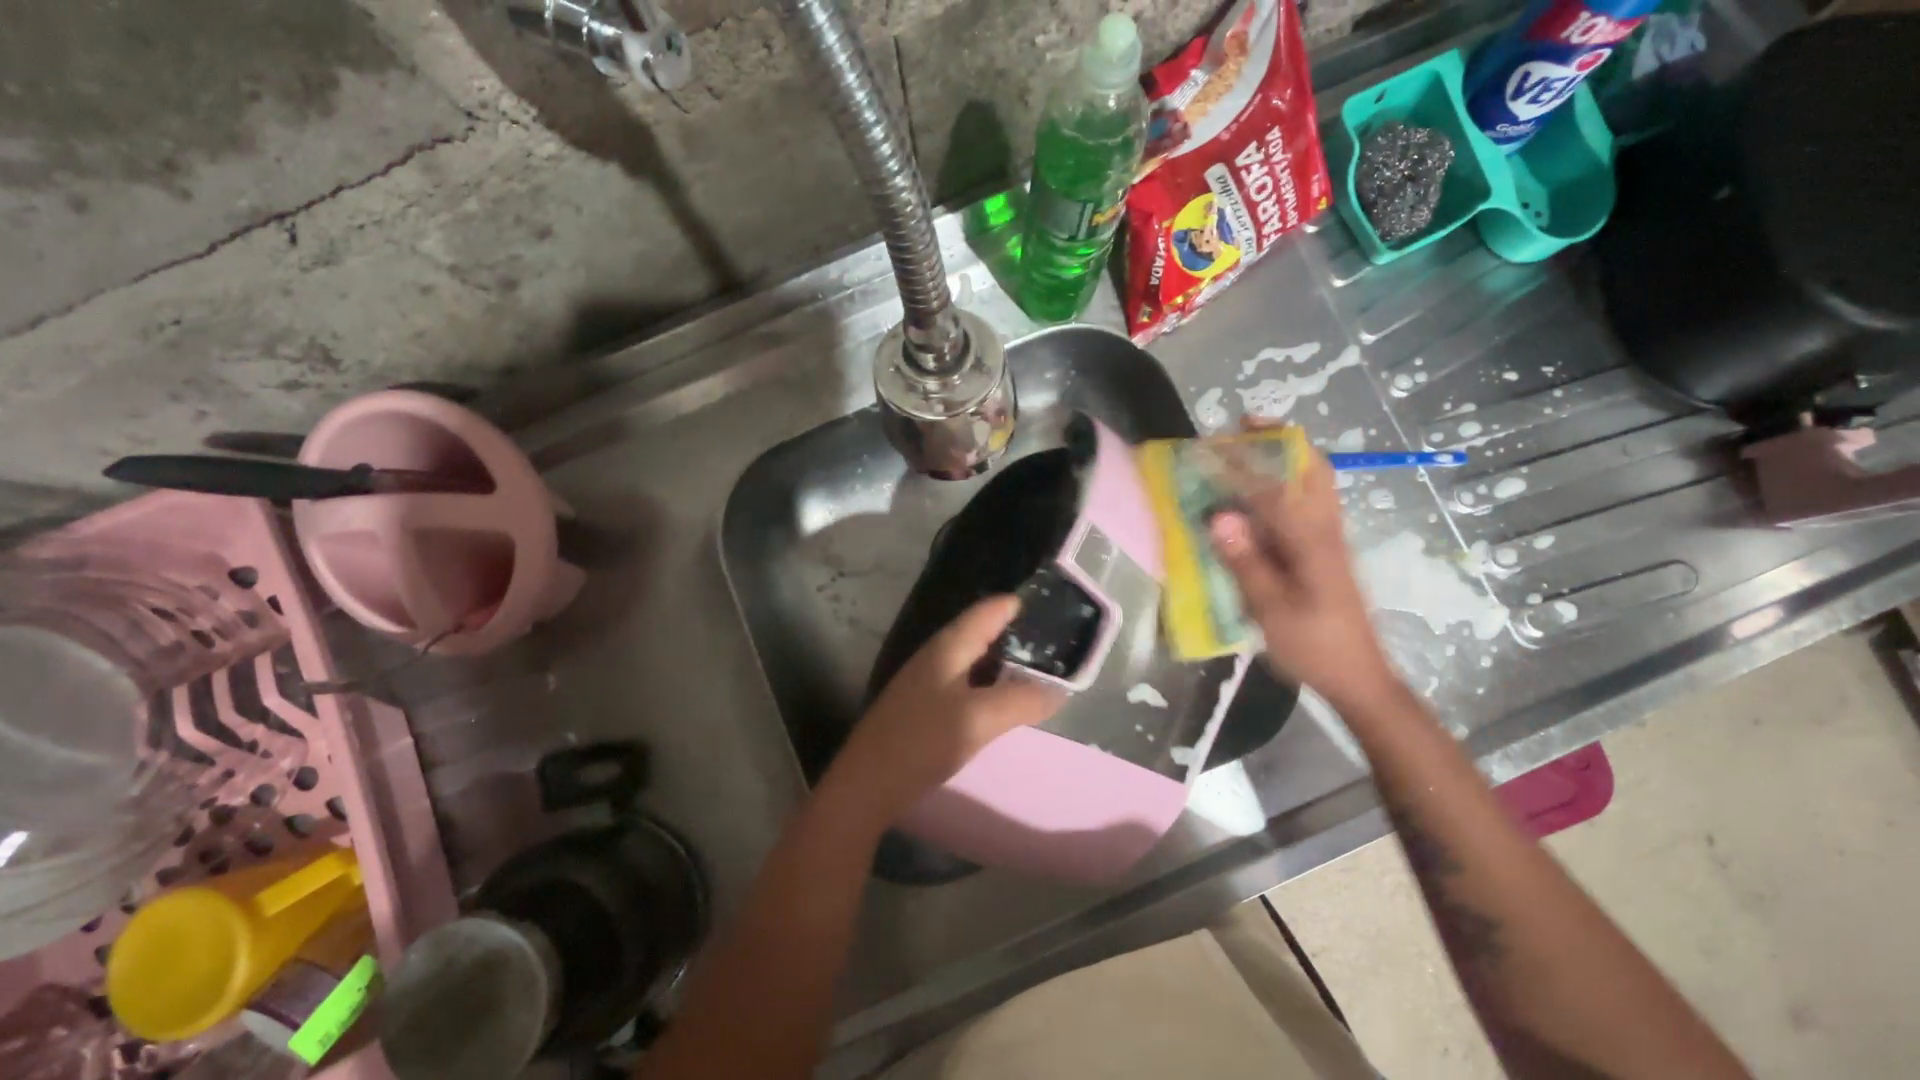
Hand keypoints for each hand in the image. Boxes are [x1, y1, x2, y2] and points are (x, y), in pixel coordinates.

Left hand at [826, 596, 1065, 819]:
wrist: (867, 786)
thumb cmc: (922, 742)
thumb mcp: (979, 720)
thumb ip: (1021, 701)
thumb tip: (1059, 690)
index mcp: (947, 647)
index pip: (988, 611)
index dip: (1017, 606)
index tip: (1052, 608)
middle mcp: (935, 657)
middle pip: (980, 633)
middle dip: (1015, 636)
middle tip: (1055, 645)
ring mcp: (925, 683)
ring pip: (971, 662)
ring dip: (1002, 664)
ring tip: (1038, 674)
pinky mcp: (921, 709)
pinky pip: (963, 686)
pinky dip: (987, 687)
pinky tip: (1001, 704)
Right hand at [1207, 438, 1401, 709]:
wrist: (1359, 676)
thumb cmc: (1315, 646)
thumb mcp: (1272, 610)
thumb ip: (1246, 562)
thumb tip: (1219, 517)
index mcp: (1311, 540)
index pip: (1274, 487)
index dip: (1240, 463)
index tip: (1208, 447)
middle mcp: (1325, 529)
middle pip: (1311, 466)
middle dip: (1277, 440)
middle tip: (1242, 425)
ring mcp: (1330, 539)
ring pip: (1313, 481)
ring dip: (1283, 457)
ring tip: (1246, 447)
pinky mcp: (1327, 552)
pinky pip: (1308, 502)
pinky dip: (1285, 483)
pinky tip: (1258, 496)